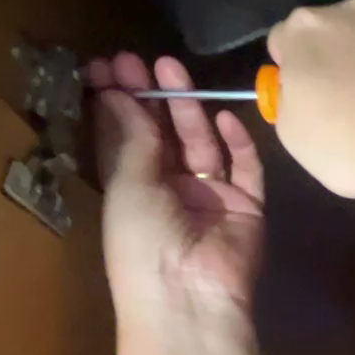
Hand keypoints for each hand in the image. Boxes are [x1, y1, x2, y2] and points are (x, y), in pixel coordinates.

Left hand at [87, 53, 264, 321]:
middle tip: (137, 59)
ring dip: (188, 108)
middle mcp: (171, 191)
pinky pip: (245, 169)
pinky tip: (222, 116)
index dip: (117, 102)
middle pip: (164, 135)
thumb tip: (119, 91)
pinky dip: (237, 143)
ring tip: (171, 69)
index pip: (126, 138)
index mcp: (133, 191)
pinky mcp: (247, 206)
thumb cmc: (143, 243)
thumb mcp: (127, 186)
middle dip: (151, 97)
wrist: (190, 295)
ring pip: (202, 144)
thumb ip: (132, 137)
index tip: (107, 66)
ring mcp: (211, 198)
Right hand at [266, 0, 354, 206]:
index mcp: (303, 30)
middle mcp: (350, 9)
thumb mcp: (294, 136)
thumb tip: (303, 91)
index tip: (310, 101)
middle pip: (334, 32)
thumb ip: (290, 101)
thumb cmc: (351, 148)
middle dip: (339, 59)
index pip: (285, 42)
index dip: (294, 73)